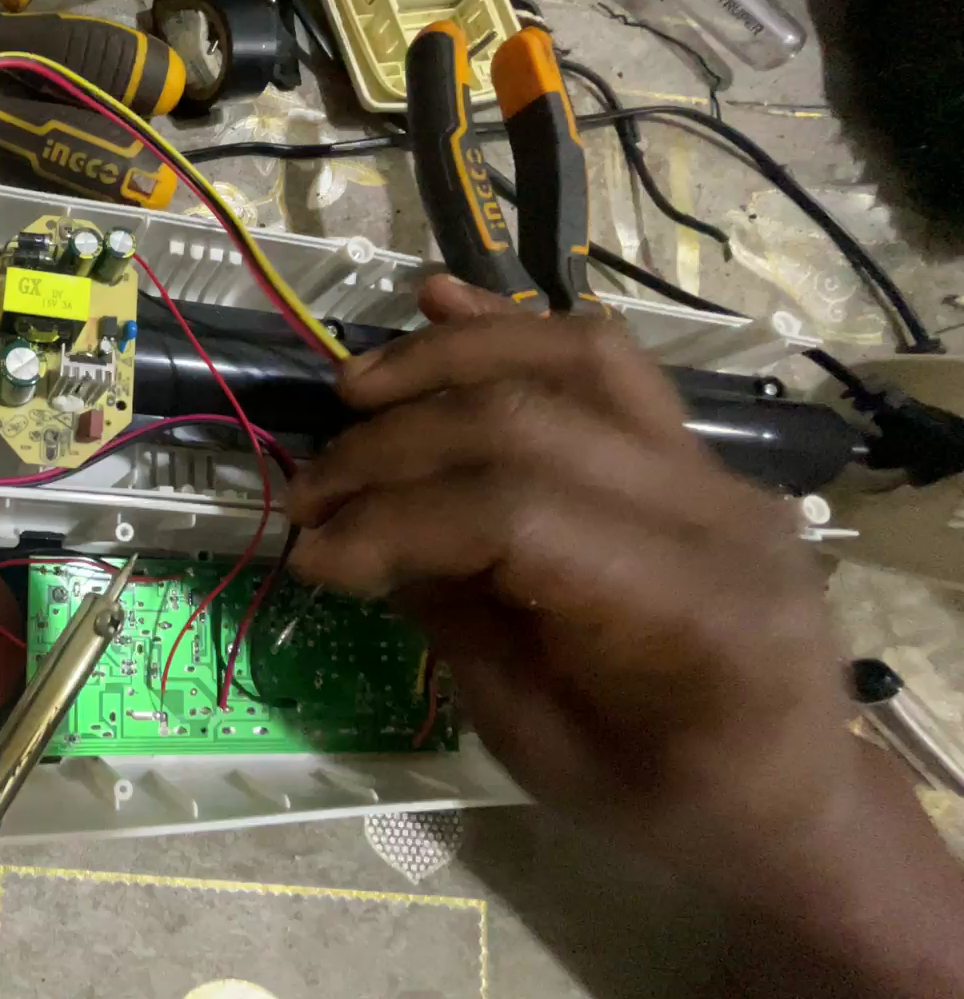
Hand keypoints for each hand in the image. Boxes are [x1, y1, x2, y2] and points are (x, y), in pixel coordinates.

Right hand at [287, 276, 857, 889]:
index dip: (388, 522)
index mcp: (684, 610)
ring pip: (562, 357)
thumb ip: (449, 616)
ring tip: (349, 390)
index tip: (309, 553)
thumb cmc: (655, 788)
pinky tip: (433, 299)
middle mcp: (711, 511)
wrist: (779, 786)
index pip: (510, 515)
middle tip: (308, 491)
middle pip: (519, 424)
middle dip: (385, 451)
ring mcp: (704, 465)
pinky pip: (594, 358)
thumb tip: (351, 536)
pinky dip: (501, 325)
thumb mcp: (532, 736)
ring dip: (435, 363)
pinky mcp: (680, 446)